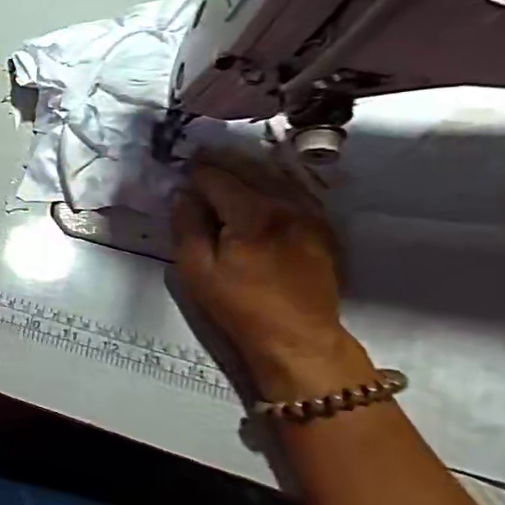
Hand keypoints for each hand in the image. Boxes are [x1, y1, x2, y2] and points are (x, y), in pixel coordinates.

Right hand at [171, 151, 369, 400]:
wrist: (298, 339)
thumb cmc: (241, 308)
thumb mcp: (197, 271)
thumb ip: (186, 226)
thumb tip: (183, 194)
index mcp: (252, 214)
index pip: (217, 176)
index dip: (196, 171)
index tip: (182, 171)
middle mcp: (285, 205)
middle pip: (248, 169)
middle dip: (222, 164)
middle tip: (200, 165)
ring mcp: (309, 215)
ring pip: (275, 176)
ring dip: (249, 170)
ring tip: (228, 173)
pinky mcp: (322, 228)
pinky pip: (296, 191)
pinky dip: (274, 184)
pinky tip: (261, 190)